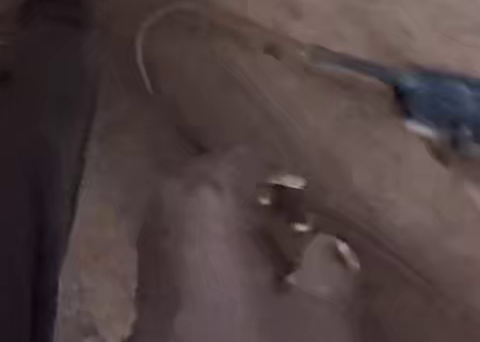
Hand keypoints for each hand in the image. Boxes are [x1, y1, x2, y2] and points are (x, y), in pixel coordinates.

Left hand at [130, 149, 357, 341]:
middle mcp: (172, 195)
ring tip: (277, 247)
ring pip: (198, 196)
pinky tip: (242, 268)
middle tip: (298, 221)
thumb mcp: (317, 322)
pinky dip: (212, 230)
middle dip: (258, 189)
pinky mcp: (147, 256)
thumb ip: (333, 270)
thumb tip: (332, 243)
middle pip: (219, 172)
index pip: (247, 157)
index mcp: (209, 195)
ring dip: (235, 211)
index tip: (311, 197)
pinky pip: (183, 221)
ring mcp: (153, 224)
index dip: (283, 171)